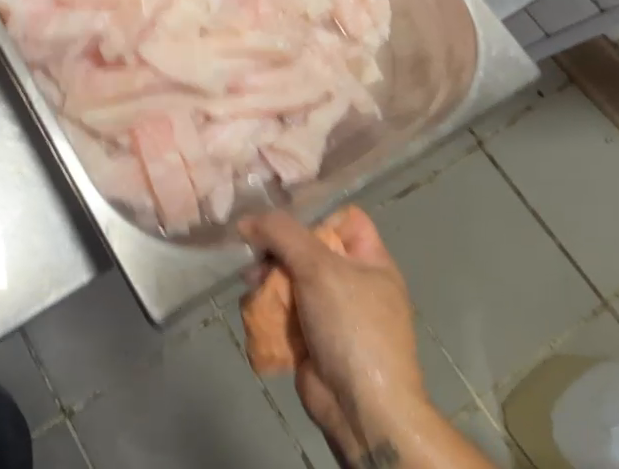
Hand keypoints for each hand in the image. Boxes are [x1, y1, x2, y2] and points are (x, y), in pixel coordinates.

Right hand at [239, 207, 427, 459]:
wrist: (361, 406)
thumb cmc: (353, 327)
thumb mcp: (320, 267)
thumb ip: (282, 233)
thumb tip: (248, 220)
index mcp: (370, 262)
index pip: (343, 218)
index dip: (313, 213)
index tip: (279, 218)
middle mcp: (352, 282)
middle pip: (305, 248)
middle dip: (276, 250)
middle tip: (255, 256)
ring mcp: (330, 312)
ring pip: (287, 278)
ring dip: (265, 280)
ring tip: (250, 285)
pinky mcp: (310, 336)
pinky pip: (281, 309)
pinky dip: (265, 308)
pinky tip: (254, 310)